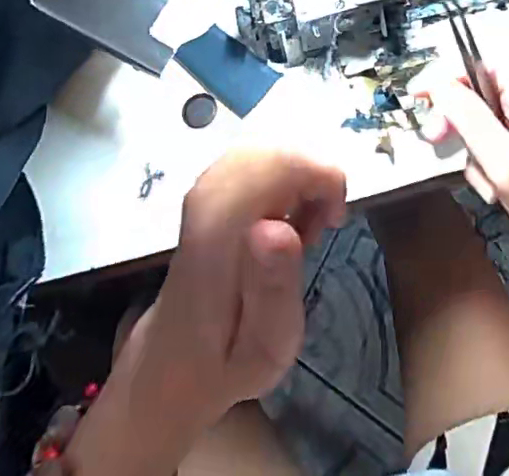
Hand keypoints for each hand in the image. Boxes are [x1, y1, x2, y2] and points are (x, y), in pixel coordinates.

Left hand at [132, 147, 347, 405]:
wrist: (175, 358)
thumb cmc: (228, 359)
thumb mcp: (266, 347)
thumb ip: (274, 289)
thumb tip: (276, 226)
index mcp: (219, 232)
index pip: (277, 165)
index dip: (319, 178)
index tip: (333, 222)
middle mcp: (207, 197)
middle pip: (276, 150)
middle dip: (314, 177)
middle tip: (319, 228)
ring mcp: (204, 187)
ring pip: (269, 149)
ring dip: (300, 179)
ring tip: (303, 227)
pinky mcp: (210, 188)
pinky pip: (258, 158)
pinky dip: (285, 180)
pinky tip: (286, 217)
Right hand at [411, 59, 508, 276]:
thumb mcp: (503, 160)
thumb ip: (466, 117)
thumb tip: (438, 84)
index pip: (482, 66)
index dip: (447, 79)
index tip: (420, 97)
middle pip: (480, 95)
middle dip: (462, 126)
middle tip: (439, 141)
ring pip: (484, 125)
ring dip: (478, 155)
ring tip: (493, 185)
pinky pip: (498, 145)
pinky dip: (491, 167)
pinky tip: (501, 190)